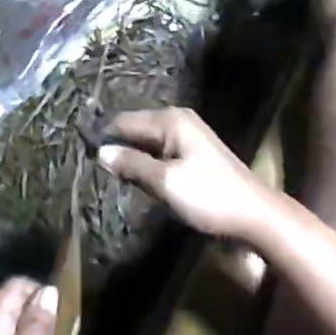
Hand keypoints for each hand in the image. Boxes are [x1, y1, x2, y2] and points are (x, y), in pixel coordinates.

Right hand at [97, 108, 278, 241]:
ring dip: (131, 155)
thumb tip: (101, 152)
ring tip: (108, 172)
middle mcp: (177, 119)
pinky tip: (137, 177)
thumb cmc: (209, 196)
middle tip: (91, 166)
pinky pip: (160, 151)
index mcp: (170, 120)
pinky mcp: (193, 152)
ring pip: (147, 141)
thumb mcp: (166, 183)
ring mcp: (187, 135)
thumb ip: (132, 165)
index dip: (103, 136)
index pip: (124, 121)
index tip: (81, 152)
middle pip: (135, 128)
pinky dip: (147, 162)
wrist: (255, 214)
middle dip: (116, 144)